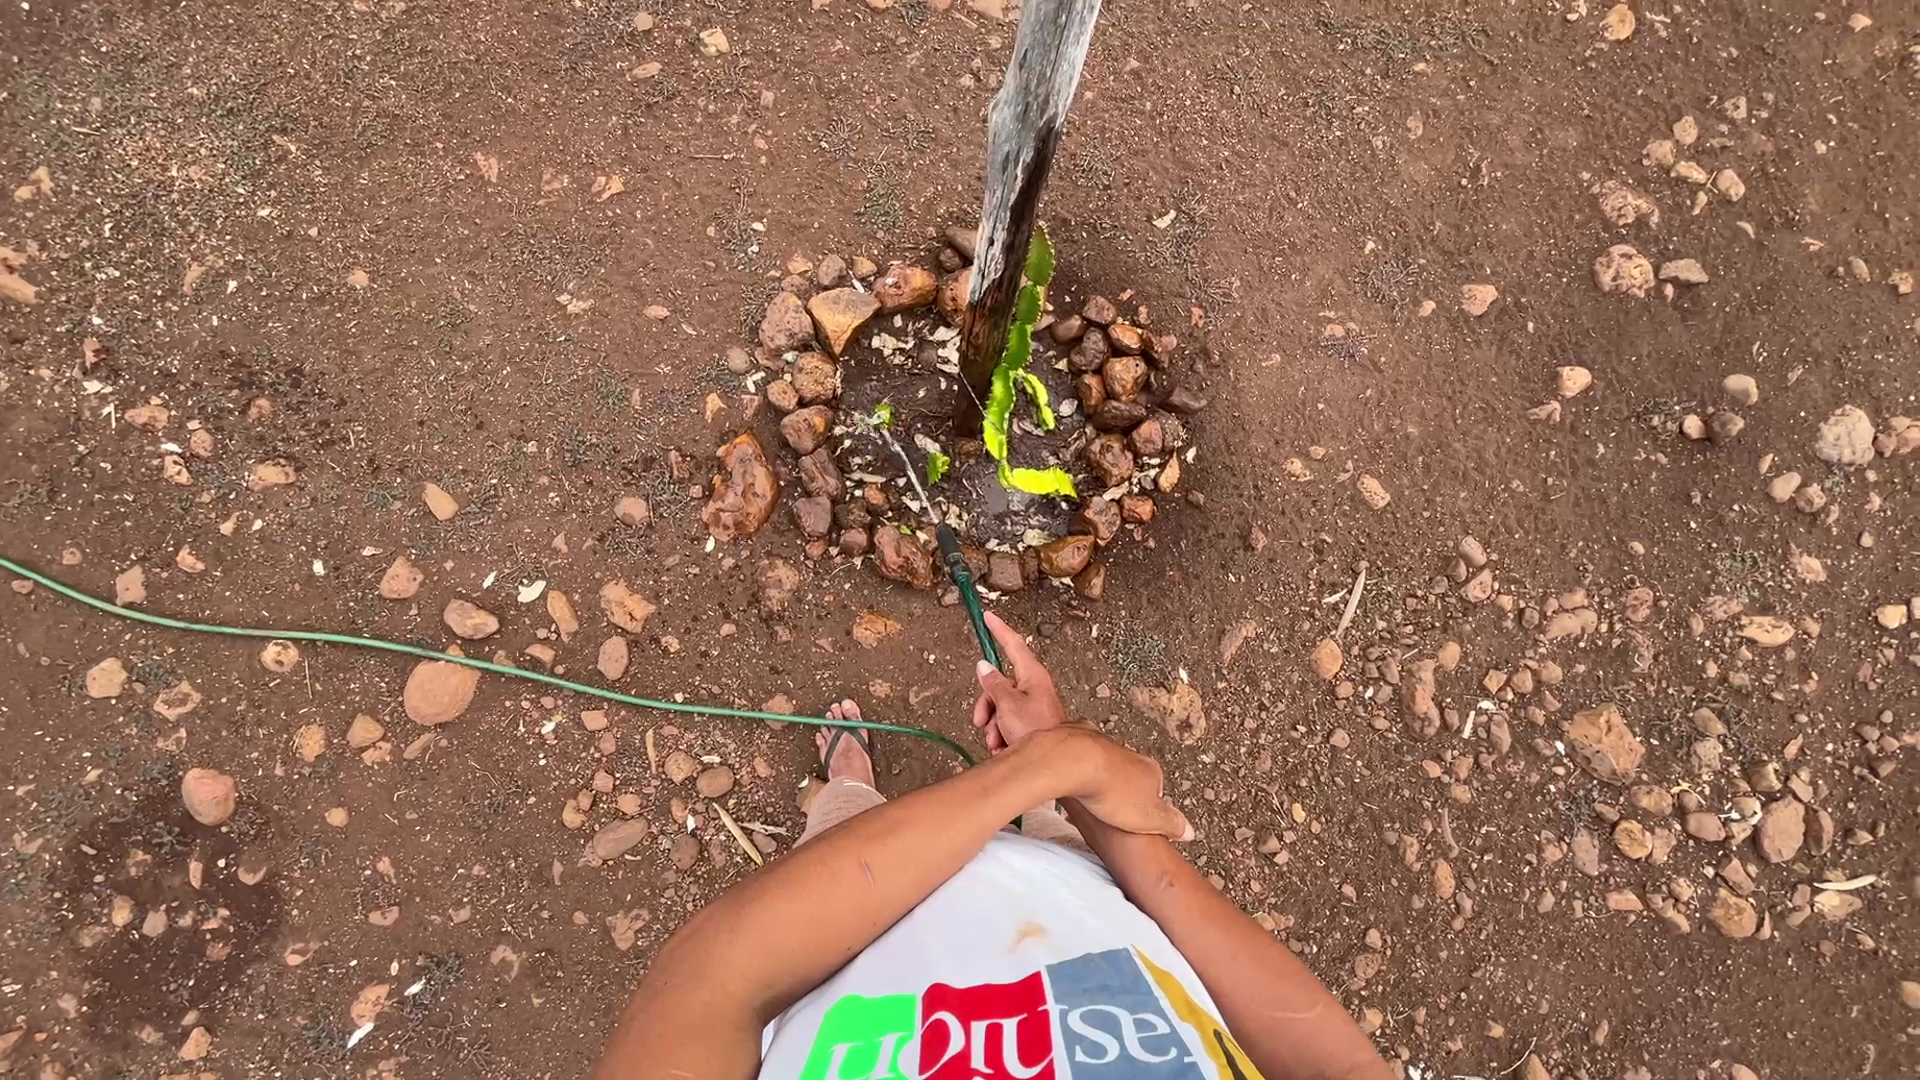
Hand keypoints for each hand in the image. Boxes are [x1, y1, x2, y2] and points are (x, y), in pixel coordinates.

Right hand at [971, 612, 1067, 753]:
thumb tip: (984, 667)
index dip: (999, 629)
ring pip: (1000, 704)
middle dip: (987, 704)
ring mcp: (1032, 704)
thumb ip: (994, 684)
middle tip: (983, 721)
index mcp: (1032, 675)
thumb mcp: (1008, 705)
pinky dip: (1001, 732)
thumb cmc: (1036, 732)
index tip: (988, 616)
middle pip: (999, 683)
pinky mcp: (1031, 721)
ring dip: (992, 723)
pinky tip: (1003, 746)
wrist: (1054, 763)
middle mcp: (1033, 686)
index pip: (1013, 644)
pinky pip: (1007, 720)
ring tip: (997, 739)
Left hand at [1011, 725, 1191, 841]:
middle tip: (1108, 808)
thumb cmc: (1110, 791)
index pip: (1156, 787)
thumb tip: (1189, 831)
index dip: (1146, 804)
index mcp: (1149, 768)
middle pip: (1129, 770)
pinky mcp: (1074, 734)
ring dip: (1097, 772)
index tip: (1134, 818)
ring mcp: (1101, 740)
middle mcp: (1128, 750)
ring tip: (1086, 794)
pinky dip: (1074, 760)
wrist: (1073, 761)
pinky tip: (1067, 775)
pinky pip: (1077, 749)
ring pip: (1103, 758)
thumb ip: (1171, 824)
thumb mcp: (1149, 819)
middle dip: (1120, 786)